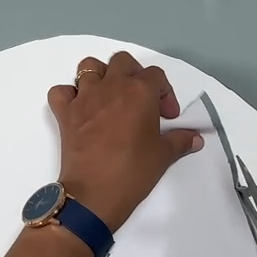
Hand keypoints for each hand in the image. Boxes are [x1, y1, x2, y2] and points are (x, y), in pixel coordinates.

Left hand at [44, 50, 202, 230]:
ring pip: (89, 67)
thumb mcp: (164, 156)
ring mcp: (84, 97)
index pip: (156, 75)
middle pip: (122, 61)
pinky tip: (80, 109)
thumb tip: (196, 138)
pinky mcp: (64, 113)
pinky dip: (69, 95)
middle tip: (141, 101)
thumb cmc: (133, 171)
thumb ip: (181, 140)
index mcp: (139, 91)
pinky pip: (61, 91)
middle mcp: (111, 86)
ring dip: (101, 76)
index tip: (168, 117)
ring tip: (110, 97)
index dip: (166, 94)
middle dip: (135, 75)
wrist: (94, 194)